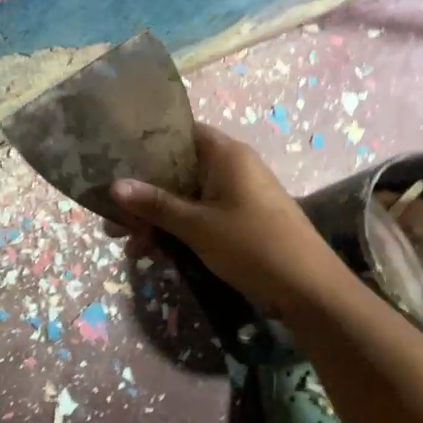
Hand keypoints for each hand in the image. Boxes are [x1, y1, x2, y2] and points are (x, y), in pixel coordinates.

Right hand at [110, 123, 349, 312]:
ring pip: (185, 196)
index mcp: (226, 154)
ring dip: (156, 217)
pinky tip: (152, 251)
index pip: (180, 131)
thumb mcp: (197, 226)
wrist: (311, 291)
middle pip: (177, 168)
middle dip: (143, 192)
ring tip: (126, 243)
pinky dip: (177, 229)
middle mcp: (232, 167)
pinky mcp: (240, 221)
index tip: (115, 155)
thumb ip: (155, 204)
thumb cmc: (253, 245)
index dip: (147, 141)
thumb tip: (113, 186)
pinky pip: (199, 215)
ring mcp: (237, 195)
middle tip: (111, 213)